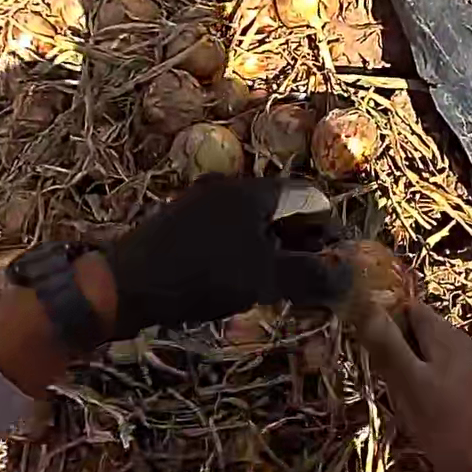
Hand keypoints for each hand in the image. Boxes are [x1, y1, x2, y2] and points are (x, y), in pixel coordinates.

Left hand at [103, 175, 348, 336]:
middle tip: (310, 274)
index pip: (310, 198)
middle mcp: (229, 187)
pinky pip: (229, 229)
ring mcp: (202, 202)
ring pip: (254, 220)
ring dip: (275, 246)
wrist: (123, 285)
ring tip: (281, 280)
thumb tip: (349, 277)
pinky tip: (244, 277)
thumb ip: (311, 276)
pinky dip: (247, 249)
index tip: (333, 259)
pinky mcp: (182, 221)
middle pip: (282, 206)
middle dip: (302, 239)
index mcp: (253, 192)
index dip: (328, 228)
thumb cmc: (202, 276)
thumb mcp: (264, 278)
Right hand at [355, 302, 471, 471]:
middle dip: (392, 348)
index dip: (384, 316)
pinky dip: (420, 394)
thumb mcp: (411, 384)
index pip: (411, 308)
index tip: (358, 338)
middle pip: (419, 334)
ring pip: (427, 362)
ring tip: (387, 397)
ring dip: (404, 374)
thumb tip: (367, 303)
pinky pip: (438, 386)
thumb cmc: (450, 429)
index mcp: (448, 336)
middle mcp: (463, 349)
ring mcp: (471, 376)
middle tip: (370, 372)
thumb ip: (388, 344)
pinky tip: (411, 417)